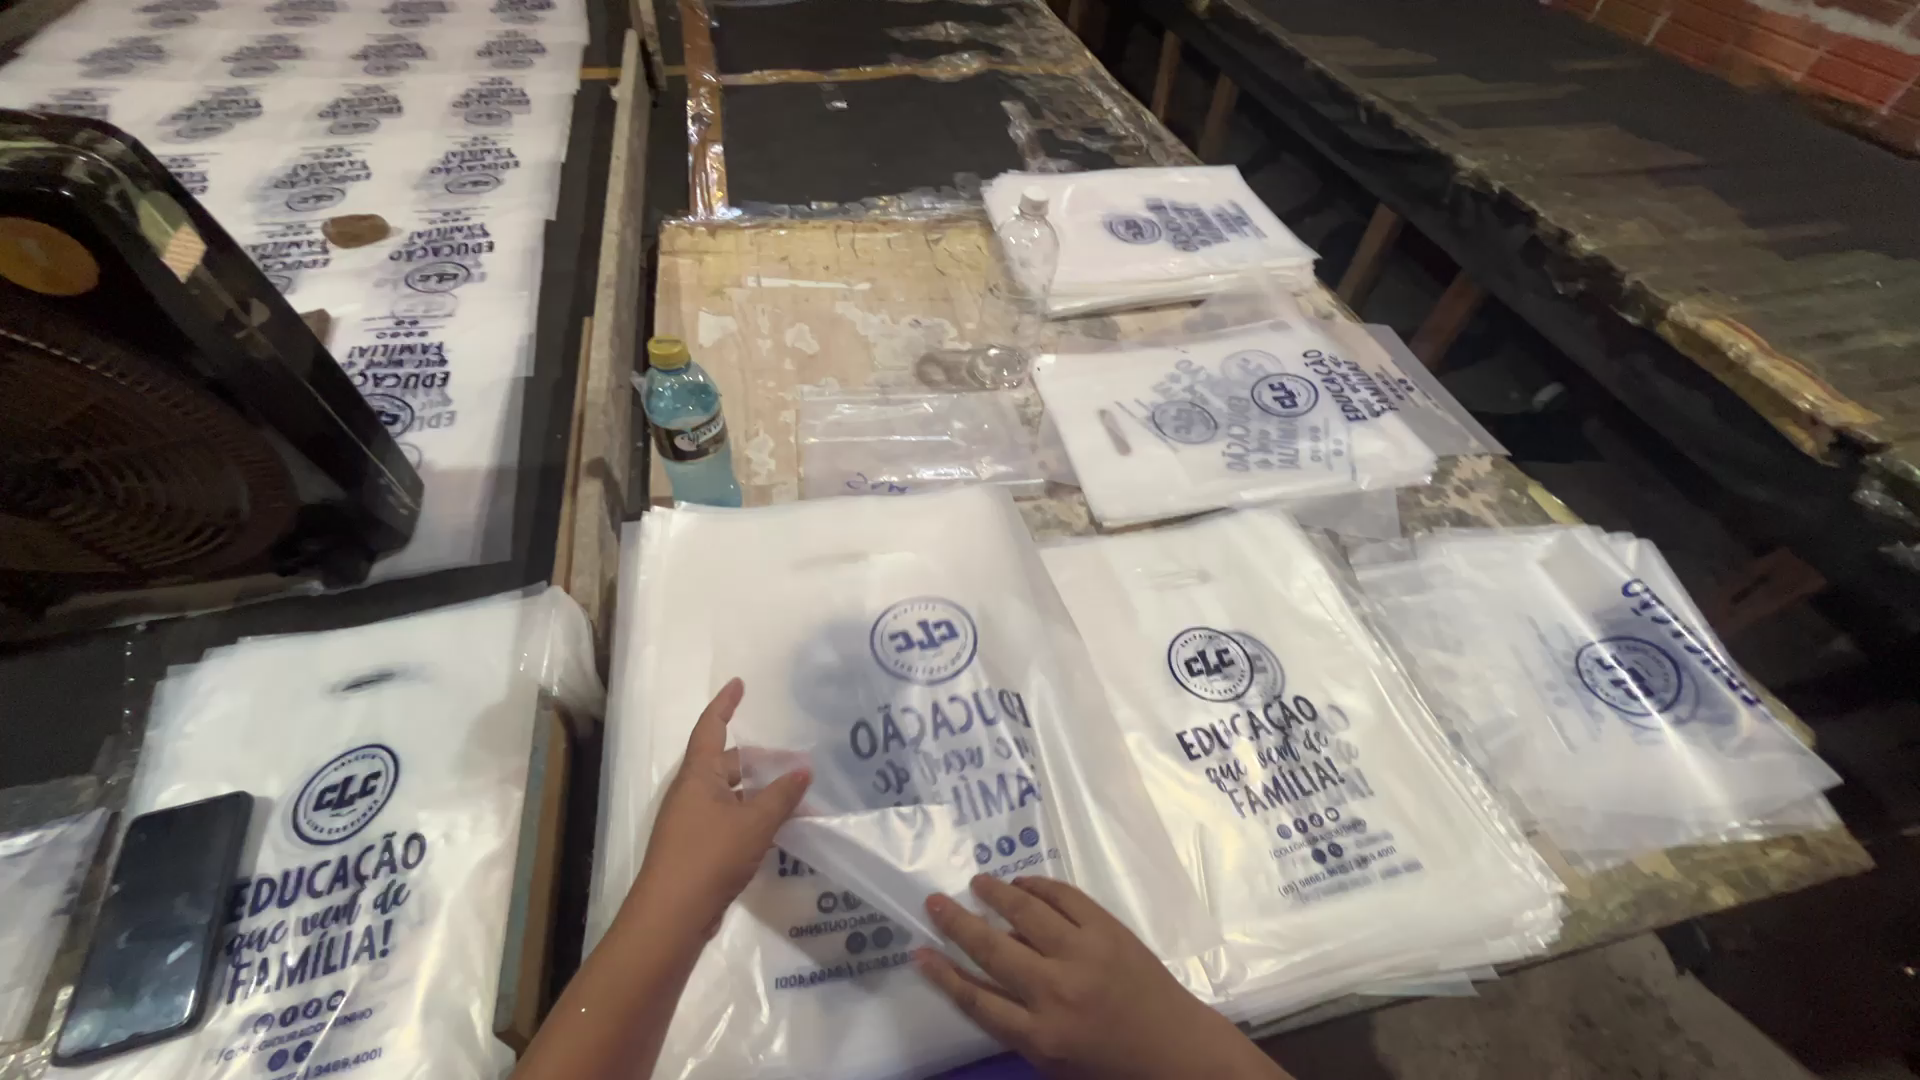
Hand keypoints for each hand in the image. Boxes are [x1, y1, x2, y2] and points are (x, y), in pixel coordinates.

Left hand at [630, 678, 810, 933]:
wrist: (670, 919)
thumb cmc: (709, 857)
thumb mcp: (755, 823)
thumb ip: (782, 796)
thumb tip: (804, 770)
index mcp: (698, 776)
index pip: (711, 728)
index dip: (725, 705)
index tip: (740, 684)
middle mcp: (691, 793)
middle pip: (726, 764)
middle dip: (759, 760)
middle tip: (794, 762)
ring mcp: (691, 823)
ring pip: (731, 795)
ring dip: (760, 793)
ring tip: (794, 796)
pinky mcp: (697, 850)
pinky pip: (730, 820)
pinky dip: (753, 818)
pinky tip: (777, 830)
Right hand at [916, 875, 1290, 1079]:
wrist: (1175, 1049)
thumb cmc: (1108, 1062)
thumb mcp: (1053, 1057)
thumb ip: (1014, 1020)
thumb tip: (976, 970)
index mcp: (1041, 1036)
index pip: (976, 1000)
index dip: (943, 975)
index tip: (919, 952)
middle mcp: (1056, 992)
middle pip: (992, 949)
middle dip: (957, 924)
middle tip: (934, 901)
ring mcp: (1083, 953)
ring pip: (1025, 911)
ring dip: (996, 893)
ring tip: (977, 882)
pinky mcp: (1107, 928)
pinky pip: (1064, 896)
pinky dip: (1038, 885)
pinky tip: (1022, 882)